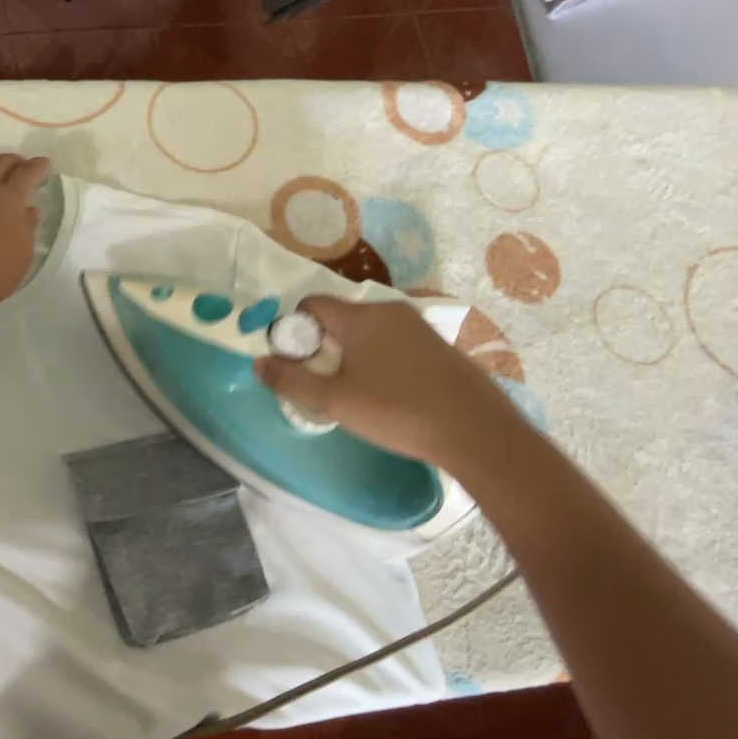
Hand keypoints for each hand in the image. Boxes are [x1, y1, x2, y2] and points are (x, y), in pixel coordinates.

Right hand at [254, 297, 530, 471]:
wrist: (479, 433)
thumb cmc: (399, 411)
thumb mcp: (335, 401)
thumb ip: (291, 379)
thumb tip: (258, 362)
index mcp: (360, 317)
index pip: (311, 305)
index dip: (293, 329)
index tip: (295, 362)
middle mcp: (389, 311)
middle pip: (339, 318)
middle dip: (322, 344)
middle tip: (321, 381)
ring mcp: (418, 327)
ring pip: (367, 332)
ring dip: (351, 354)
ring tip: (354, 391)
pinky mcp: (439, 347)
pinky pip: (393, 343)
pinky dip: (379, 360)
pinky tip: (388, 393)